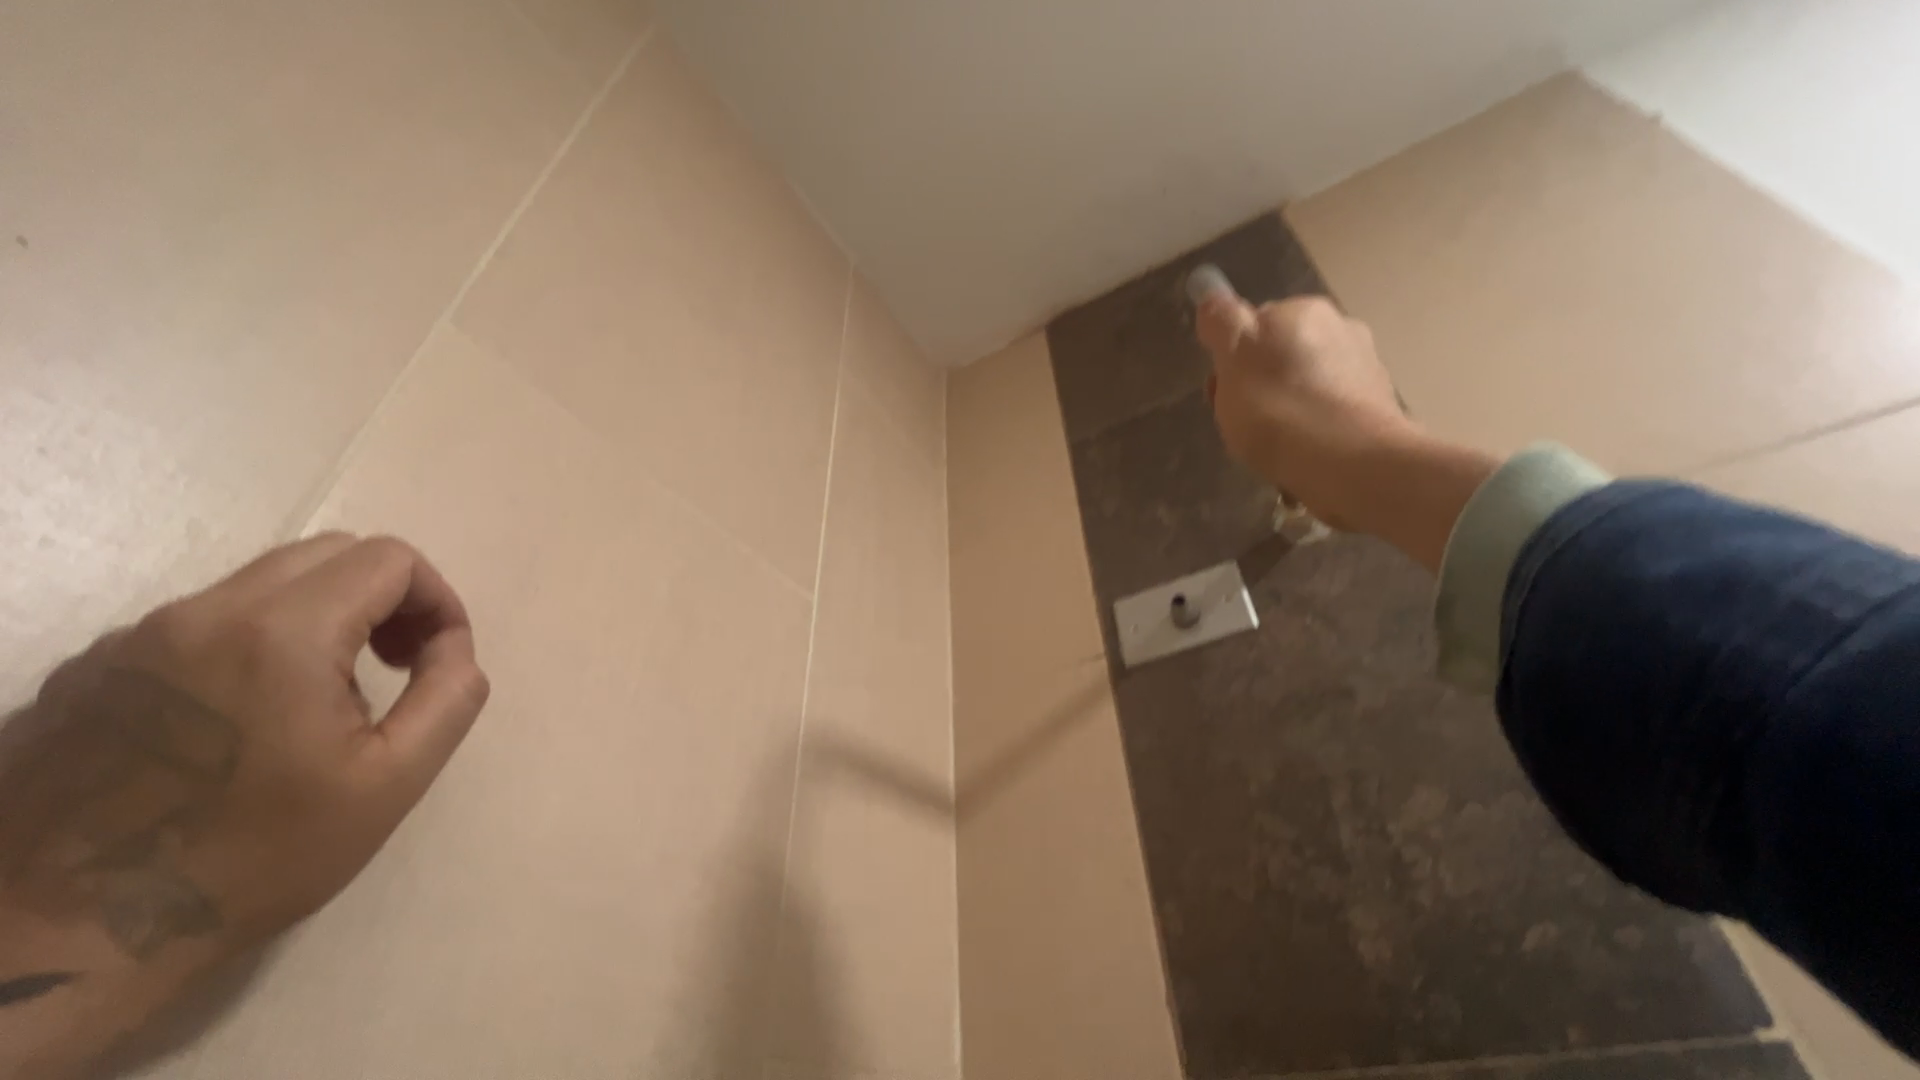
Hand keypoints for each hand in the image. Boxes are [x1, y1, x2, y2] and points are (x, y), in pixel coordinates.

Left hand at [0, 534, 488, 1074]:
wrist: (67, 939)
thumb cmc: (257, 857)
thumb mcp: (393, 780)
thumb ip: (449, 694)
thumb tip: (450, 645)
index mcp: (281, 632)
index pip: (389, 559)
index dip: (436, 599)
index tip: (435, 659)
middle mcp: (201, 612)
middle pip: (327, 552)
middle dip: (384, 597)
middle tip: (396, 665)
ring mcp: (132, 638)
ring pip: (262, 583)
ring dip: (321, 617)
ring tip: (324, 698)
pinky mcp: (88, 670)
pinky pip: (200, 623)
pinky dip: (253, 643)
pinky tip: (244, 721)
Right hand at [1196, 290, 1415, 528]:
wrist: (1350, 464)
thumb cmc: (1279, 409)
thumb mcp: (1232, 359)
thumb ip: (1220, 323)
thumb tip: (1214, 300)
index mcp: (1303, 311)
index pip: (1254, 324)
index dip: (1232, 359)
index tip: (1224, 392)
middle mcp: (1341, 328)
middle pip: (1282, 355)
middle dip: (1261, 386)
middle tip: (1244, 424)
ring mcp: (1365, 368)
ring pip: (1306, 386)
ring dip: (1287, 409)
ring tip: (1275, 446)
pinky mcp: (1379, 409)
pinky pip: (1329, 414)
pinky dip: (1313, 430)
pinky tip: (1303, 456)